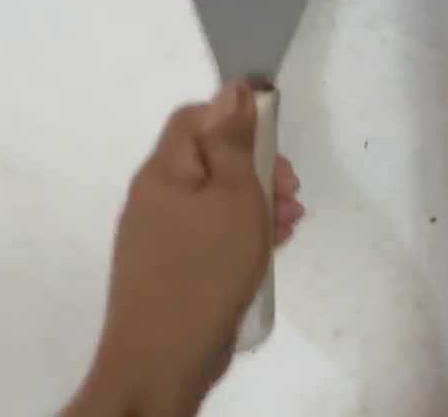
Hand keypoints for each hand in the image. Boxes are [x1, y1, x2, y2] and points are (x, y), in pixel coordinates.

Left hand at [64, 85, 305, 416]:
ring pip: (220, 192)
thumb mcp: (236, 192)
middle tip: (291, 189)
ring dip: (261, 198)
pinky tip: (271, 244)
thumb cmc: (208, 264)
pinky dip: (245, 226)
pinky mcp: (172, 261)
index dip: (237, 118)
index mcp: (165, 172)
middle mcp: (156, 195)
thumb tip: (229, 89)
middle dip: (261, 164)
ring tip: (289, 223)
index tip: (274, 141)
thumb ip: (233, 139)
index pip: (196, 116)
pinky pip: (214, 225)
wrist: (166, 358)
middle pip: (214, 155)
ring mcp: (161, 231)